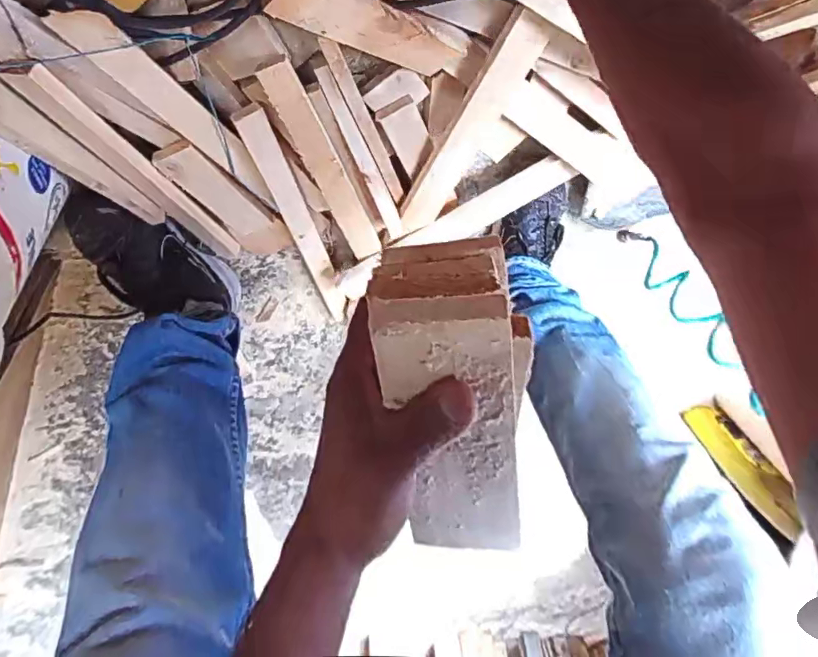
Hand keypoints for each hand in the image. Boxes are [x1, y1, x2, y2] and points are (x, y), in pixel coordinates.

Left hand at [291, 300, 474, 566]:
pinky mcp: (390, 427)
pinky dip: (440, 389)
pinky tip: (471, 396)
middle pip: (396, 335)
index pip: (371, 314)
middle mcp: (363, 380)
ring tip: (480, 345)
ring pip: (409, 365)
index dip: (398, 289)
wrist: (337, 542)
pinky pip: (418, 394)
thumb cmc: (354, 493)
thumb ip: (426, 424)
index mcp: (354, 372)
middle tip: (472, 308)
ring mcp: (376, 404)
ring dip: (438, 355)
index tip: (436, 275)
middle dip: (430, 320)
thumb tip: (466, 388)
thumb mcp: (393, 456)